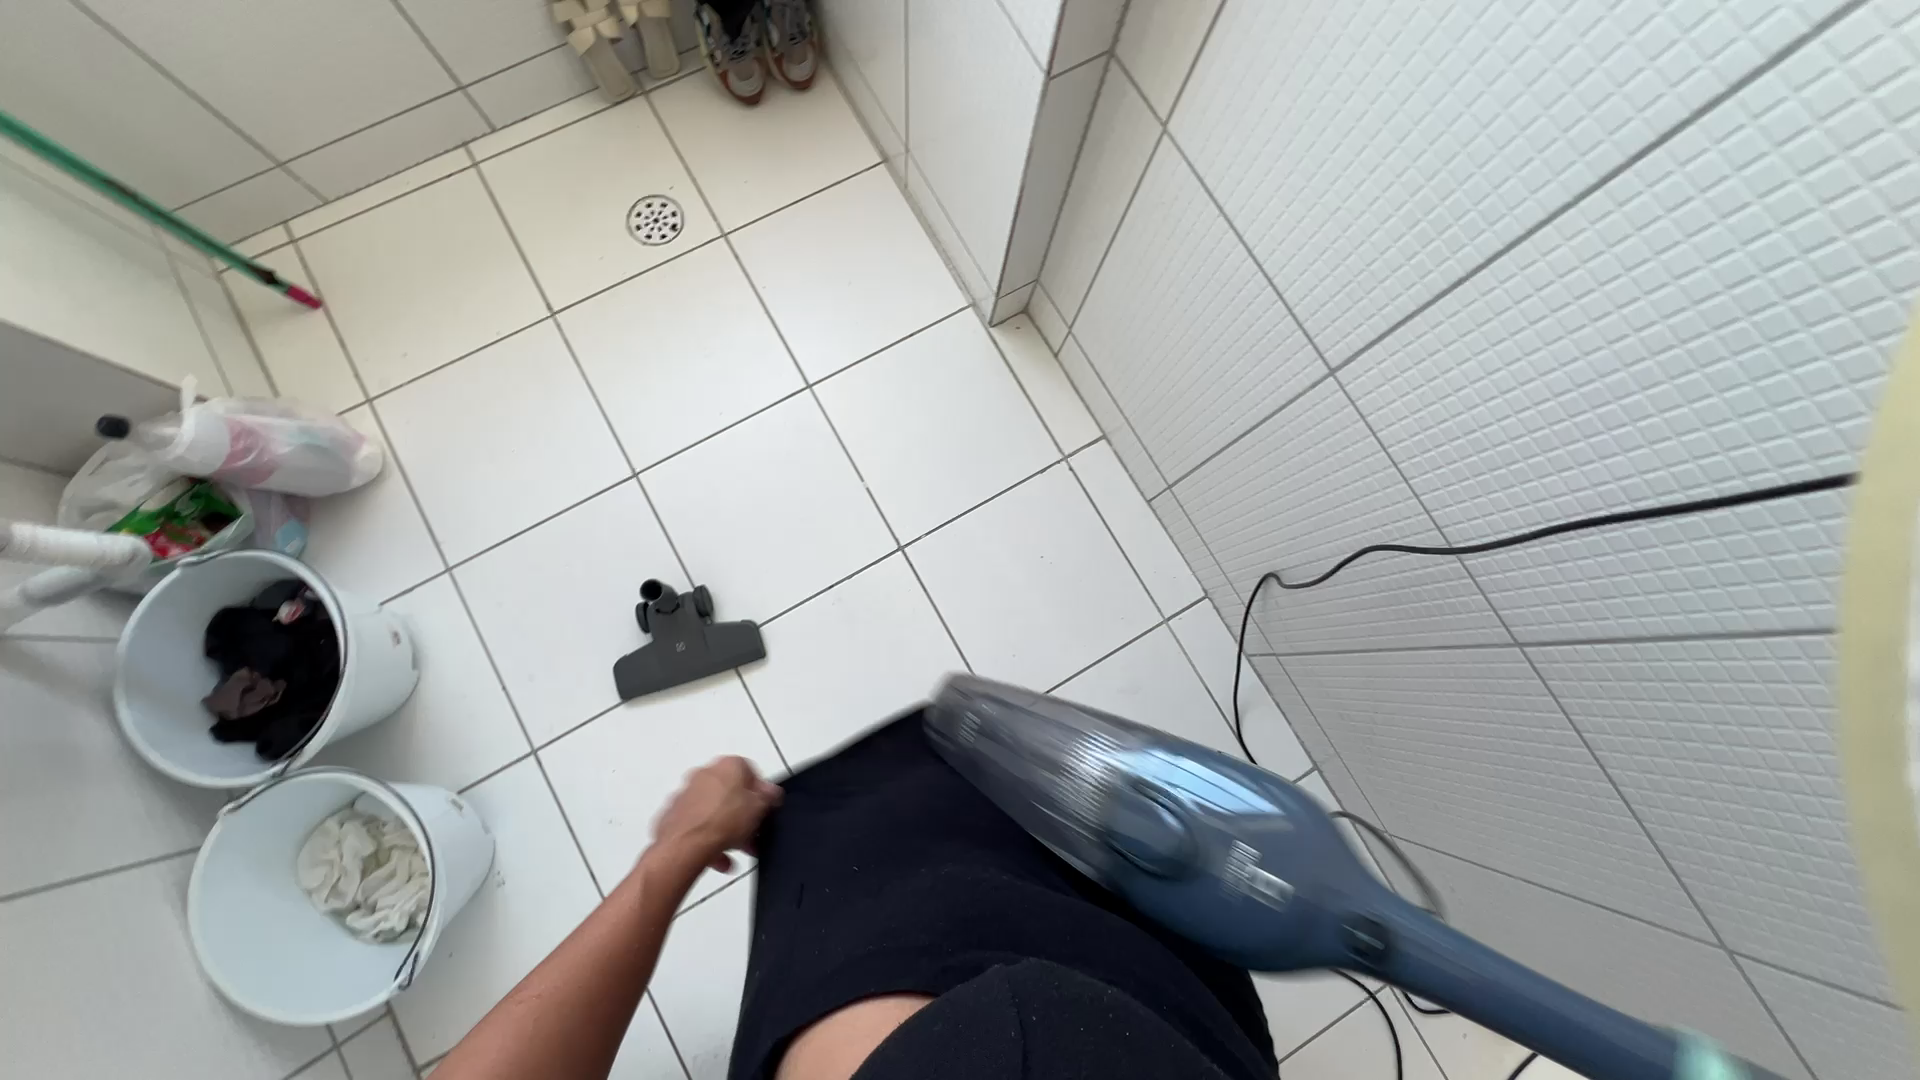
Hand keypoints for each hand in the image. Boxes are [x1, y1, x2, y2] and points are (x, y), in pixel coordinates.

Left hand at [652, 756, 781, 872]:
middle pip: (730, 794)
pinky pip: (695, 825)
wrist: (685, 846)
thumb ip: (769, 797)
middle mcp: (705, 773)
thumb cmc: (724, 821)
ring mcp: (685, 793)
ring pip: (712, 811)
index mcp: (728, 764)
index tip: (764, 811)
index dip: (760, 795)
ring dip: (725, 830)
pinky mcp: (671, 815)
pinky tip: (717, 858)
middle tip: (751, 835)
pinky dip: (706, 838)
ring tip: (735, 853)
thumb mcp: (760, 808)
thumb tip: (772, 793)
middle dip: (742, 817)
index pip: (751, 773)